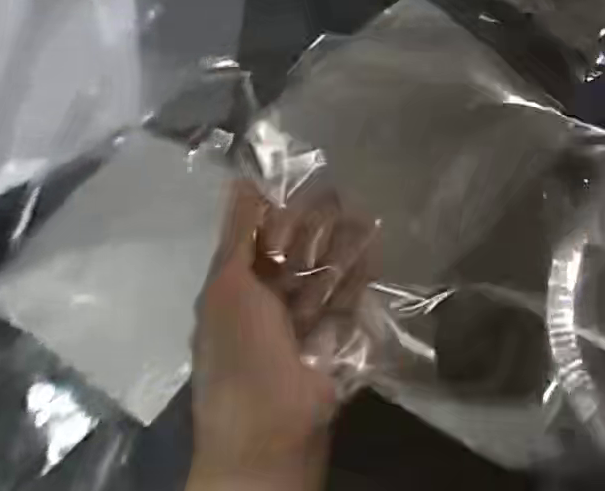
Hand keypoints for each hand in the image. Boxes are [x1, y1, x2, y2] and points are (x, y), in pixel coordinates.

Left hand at [188, 182, 374, 490]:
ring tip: (363, 222)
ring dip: (343, 243)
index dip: (280, 211)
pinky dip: (363, 267)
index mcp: (236, 288)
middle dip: (316, 225)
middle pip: (299, 249)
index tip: (303, 184)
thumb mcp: (228, 289)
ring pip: (328, 265)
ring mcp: (305, 314)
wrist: (273, 425)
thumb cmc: (241, 354)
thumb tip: (238, 180)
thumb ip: (238, 235)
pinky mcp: (339, 326)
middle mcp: (270, 297)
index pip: (261, 236)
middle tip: (338, 203)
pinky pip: (352, 288)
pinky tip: (376, 245)